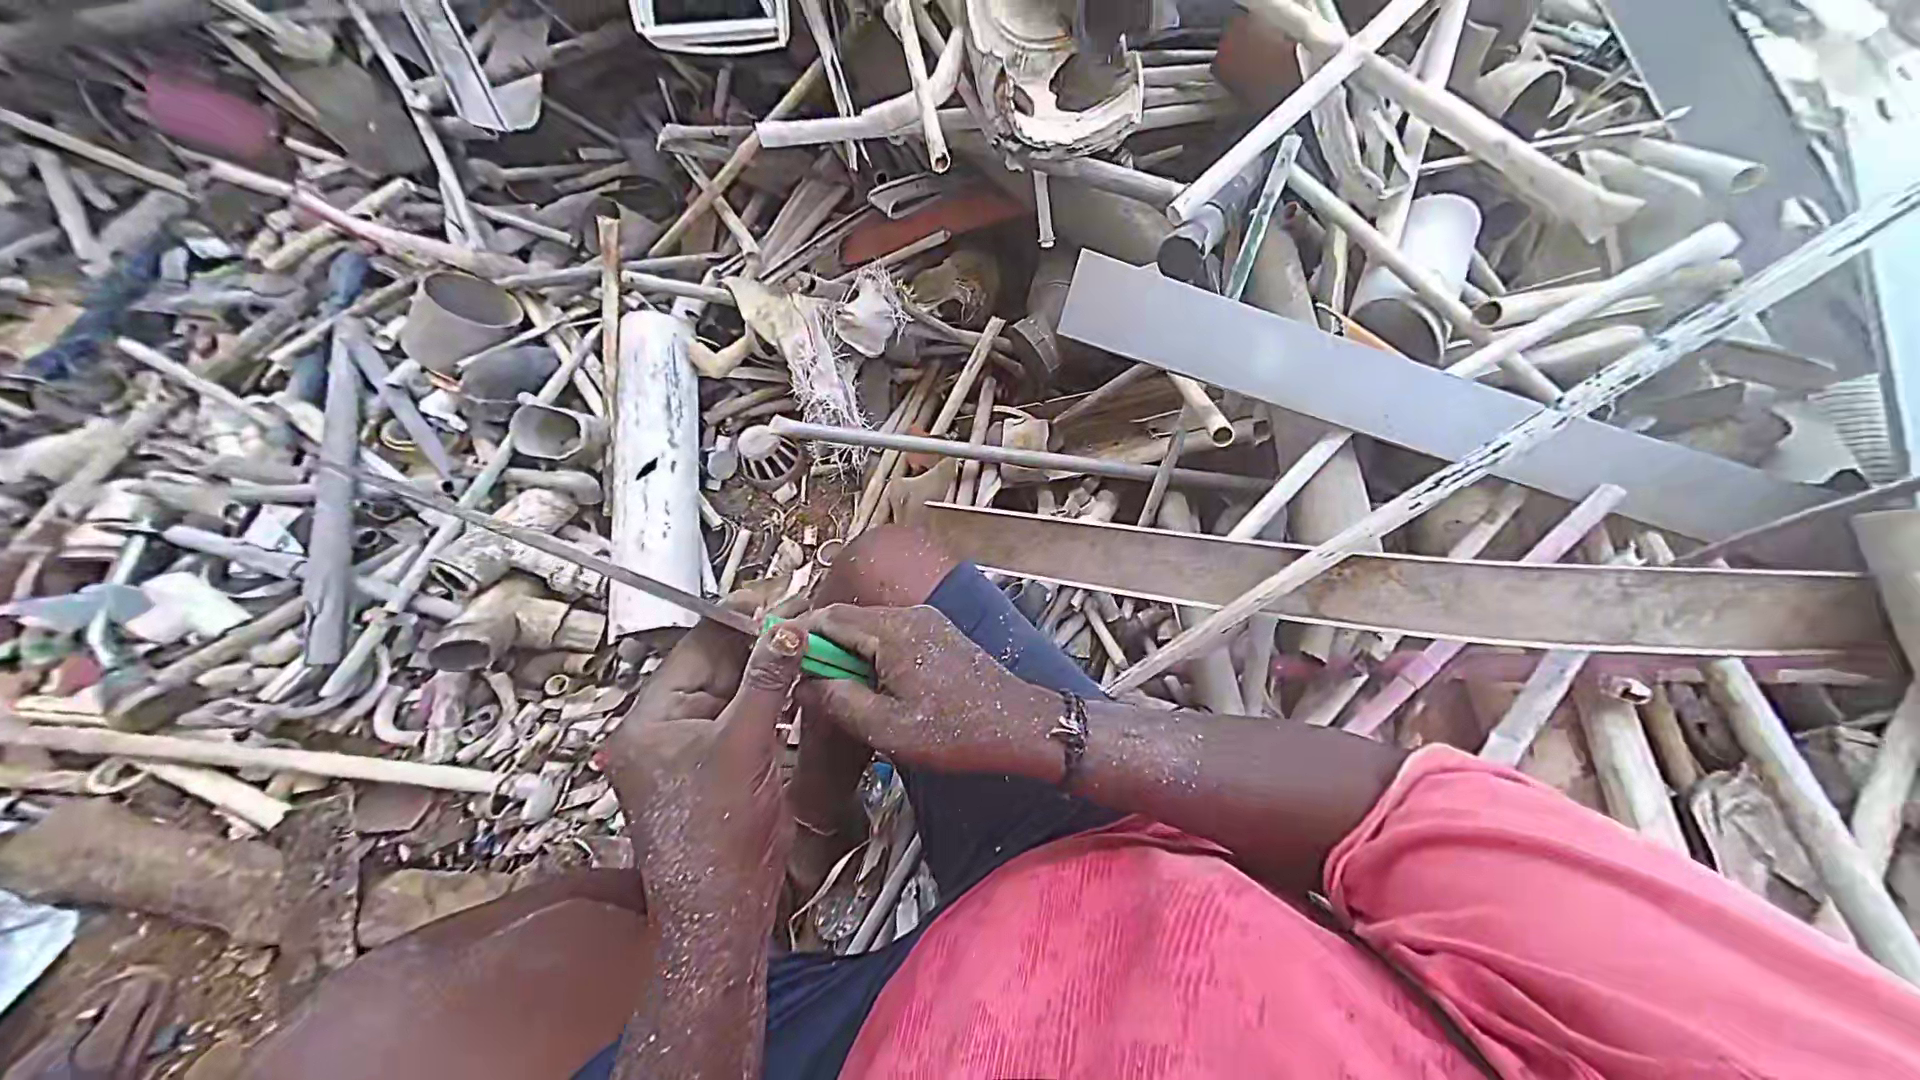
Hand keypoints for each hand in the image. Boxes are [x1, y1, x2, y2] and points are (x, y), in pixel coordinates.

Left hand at [604, 622, 807, 926]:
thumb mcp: (742, 747)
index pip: (693, 650)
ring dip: (769, 665)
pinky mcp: (726, 759)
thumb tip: (784, 632)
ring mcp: (698, 745)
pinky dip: (774, 693)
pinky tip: (798, 677)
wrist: (728, 907)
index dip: (734, 621)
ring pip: (737, 687)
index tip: (768, 598)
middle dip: (758, 641)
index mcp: (650, 723)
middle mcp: (668, 729)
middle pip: (717, 665)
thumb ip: (766, 682)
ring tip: (802, 638)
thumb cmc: (715, 843)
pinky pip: (750, 711)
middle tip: (795, 615)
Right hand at [792, 604, 1058, 777]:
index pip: (827, 617)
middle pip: (848, 621)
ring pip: (869, 630)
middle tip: (811, 686)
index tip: (781, 662)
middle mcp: (910, 615)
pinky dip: (874, 658)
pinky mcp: (938, 634)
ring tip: (844, 694)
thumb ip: (838, 701)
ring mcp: (927, 621)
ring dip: (849, 657)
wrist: (1021, 725)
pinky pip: (892, 637)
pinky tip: (876, 690)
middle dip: (824, 651)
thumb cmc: (959, 731)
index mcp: (893, 630)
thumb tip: (804, 684)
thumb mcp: (886, 727)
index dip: (798, 638)